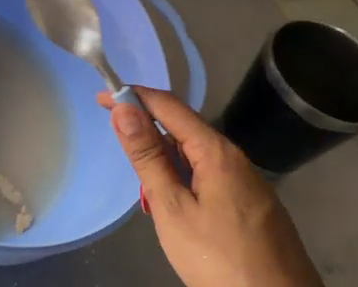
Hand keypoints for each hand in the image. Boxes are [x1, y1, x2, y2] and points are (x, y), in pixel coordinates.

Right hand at [98, 87, 323, 286]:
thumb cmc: (221, 262)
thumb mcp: (172, 208)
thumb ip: (147, 156)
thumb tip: (123, 107)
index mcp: (217, 153)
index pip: (168, 105)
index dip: (133, 96)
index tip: (100, 100)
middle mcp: (238, 161)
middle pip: (184, 130)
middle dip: (150, 136)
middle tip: (125, 159)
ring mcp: (251, 188)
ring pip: (198, 158)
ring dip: (168, 164)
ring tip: (151, 195)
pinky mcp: (256, 212)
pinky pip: (213, 180)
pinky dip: (187, 183)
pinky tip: (180, 212)